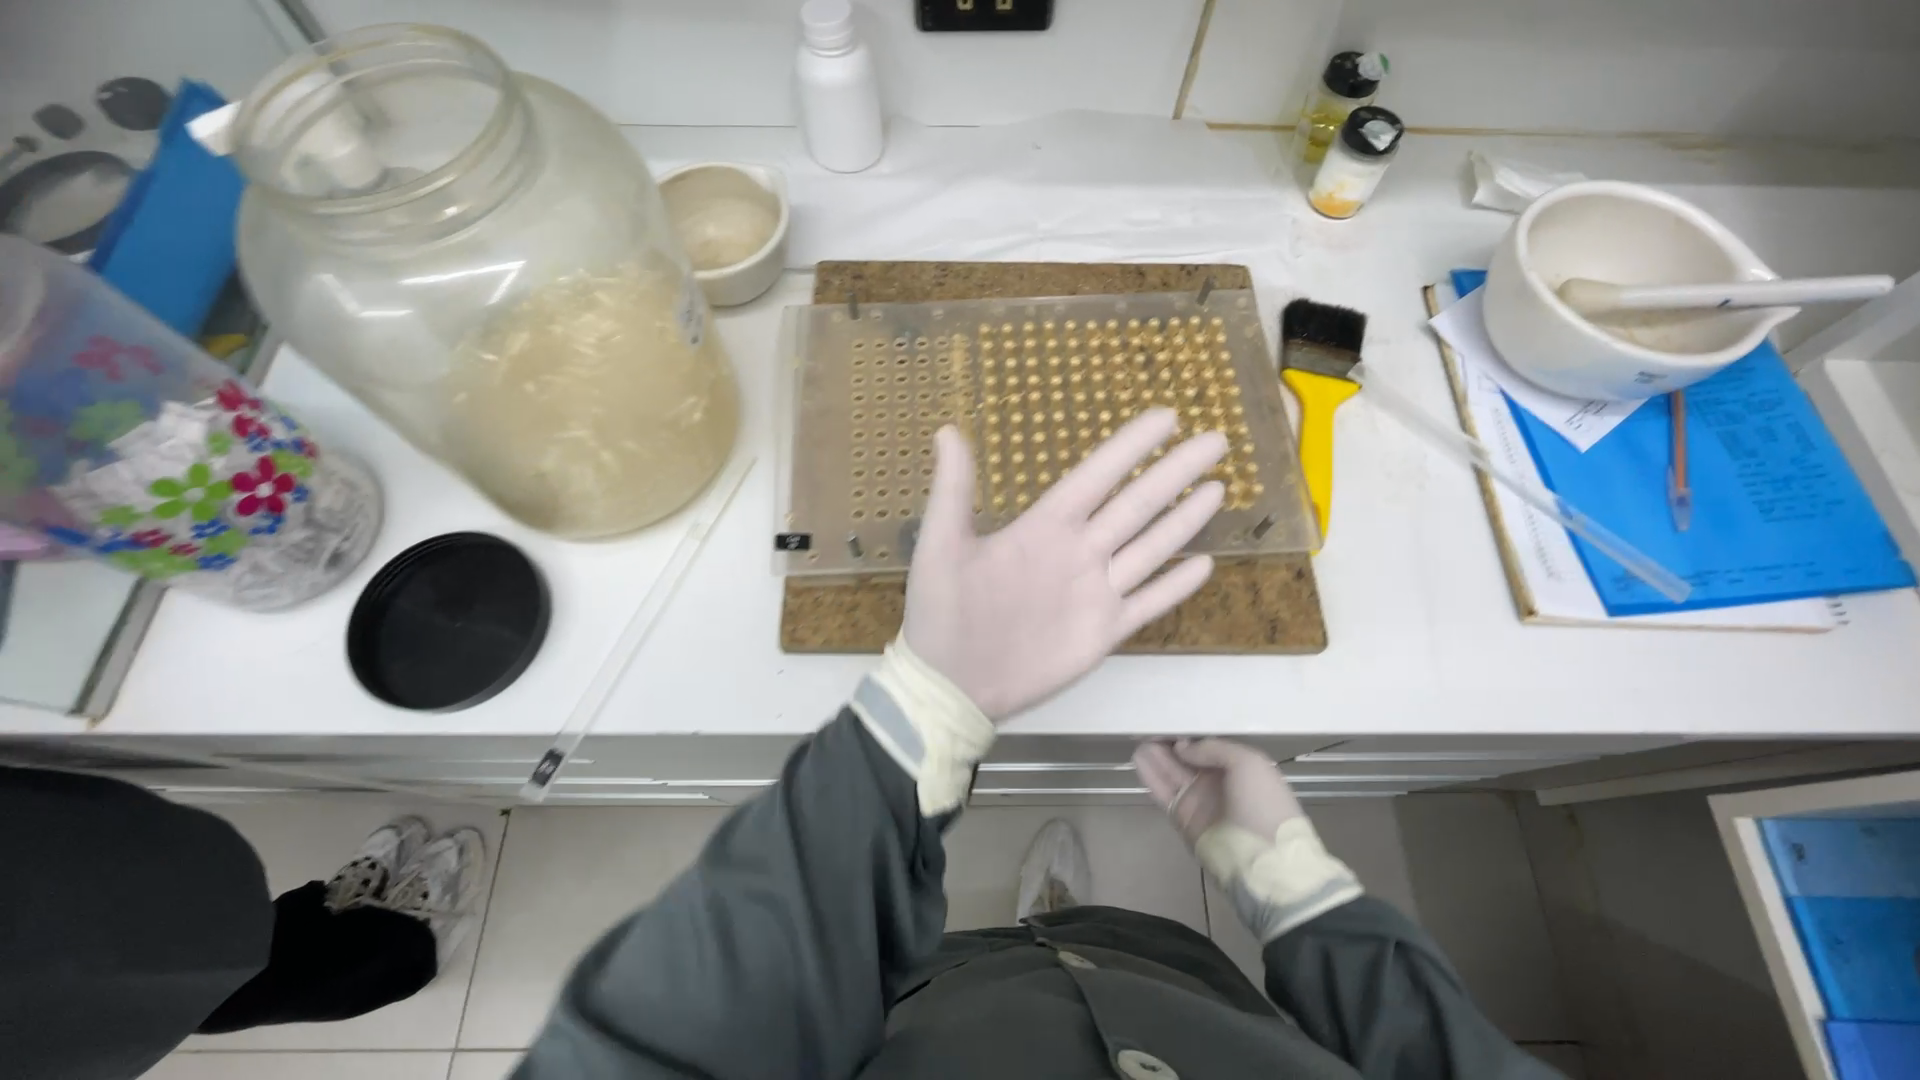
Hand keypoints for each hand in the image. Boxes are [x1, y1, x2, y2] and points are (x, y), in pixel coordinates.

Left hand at [903, 408, 1227, 718]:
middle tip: (1215, 439)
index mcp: (1043, 527)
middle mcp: (1077, 552)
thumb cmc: (941, 612)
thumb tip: (948, 429)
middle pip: (1137, 504)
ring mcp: (1094, 592)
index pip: (1097, 476)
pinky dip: (1176, 586)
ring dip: (1183, 519)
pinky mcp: (1104, 631)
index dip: (1130, 447)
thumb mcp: (941, 545)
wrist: (951, 684)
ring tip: (1218, 487)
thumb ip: (953, 489)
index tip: (1166, 417)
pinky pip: (1148, 602)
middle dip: (1175, 471)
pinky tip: (1203, 563)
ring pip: (1150, 547)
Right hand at [1134, 739, 1360, 941]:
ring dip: (1157, 756)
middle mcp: (1220, 783)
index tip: (1174, 720)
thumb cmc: (1264, 805)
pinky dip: (1151, 776)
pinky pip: (1164, 793)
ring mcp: (1201, 801)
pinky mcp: (1184, 818)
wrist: (1266, 862)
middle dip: (1171, 743)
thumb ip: (1213, 748)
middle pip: (1189, 758)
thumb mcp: (1249, 763)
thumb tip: (1182, 747)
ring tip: (1139, 737)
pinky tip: (1139, 758)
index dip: (1193, 734)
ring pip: (1173, 773)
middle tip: (1149, 726)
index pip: (1211, 746)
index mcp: (1242, 768)